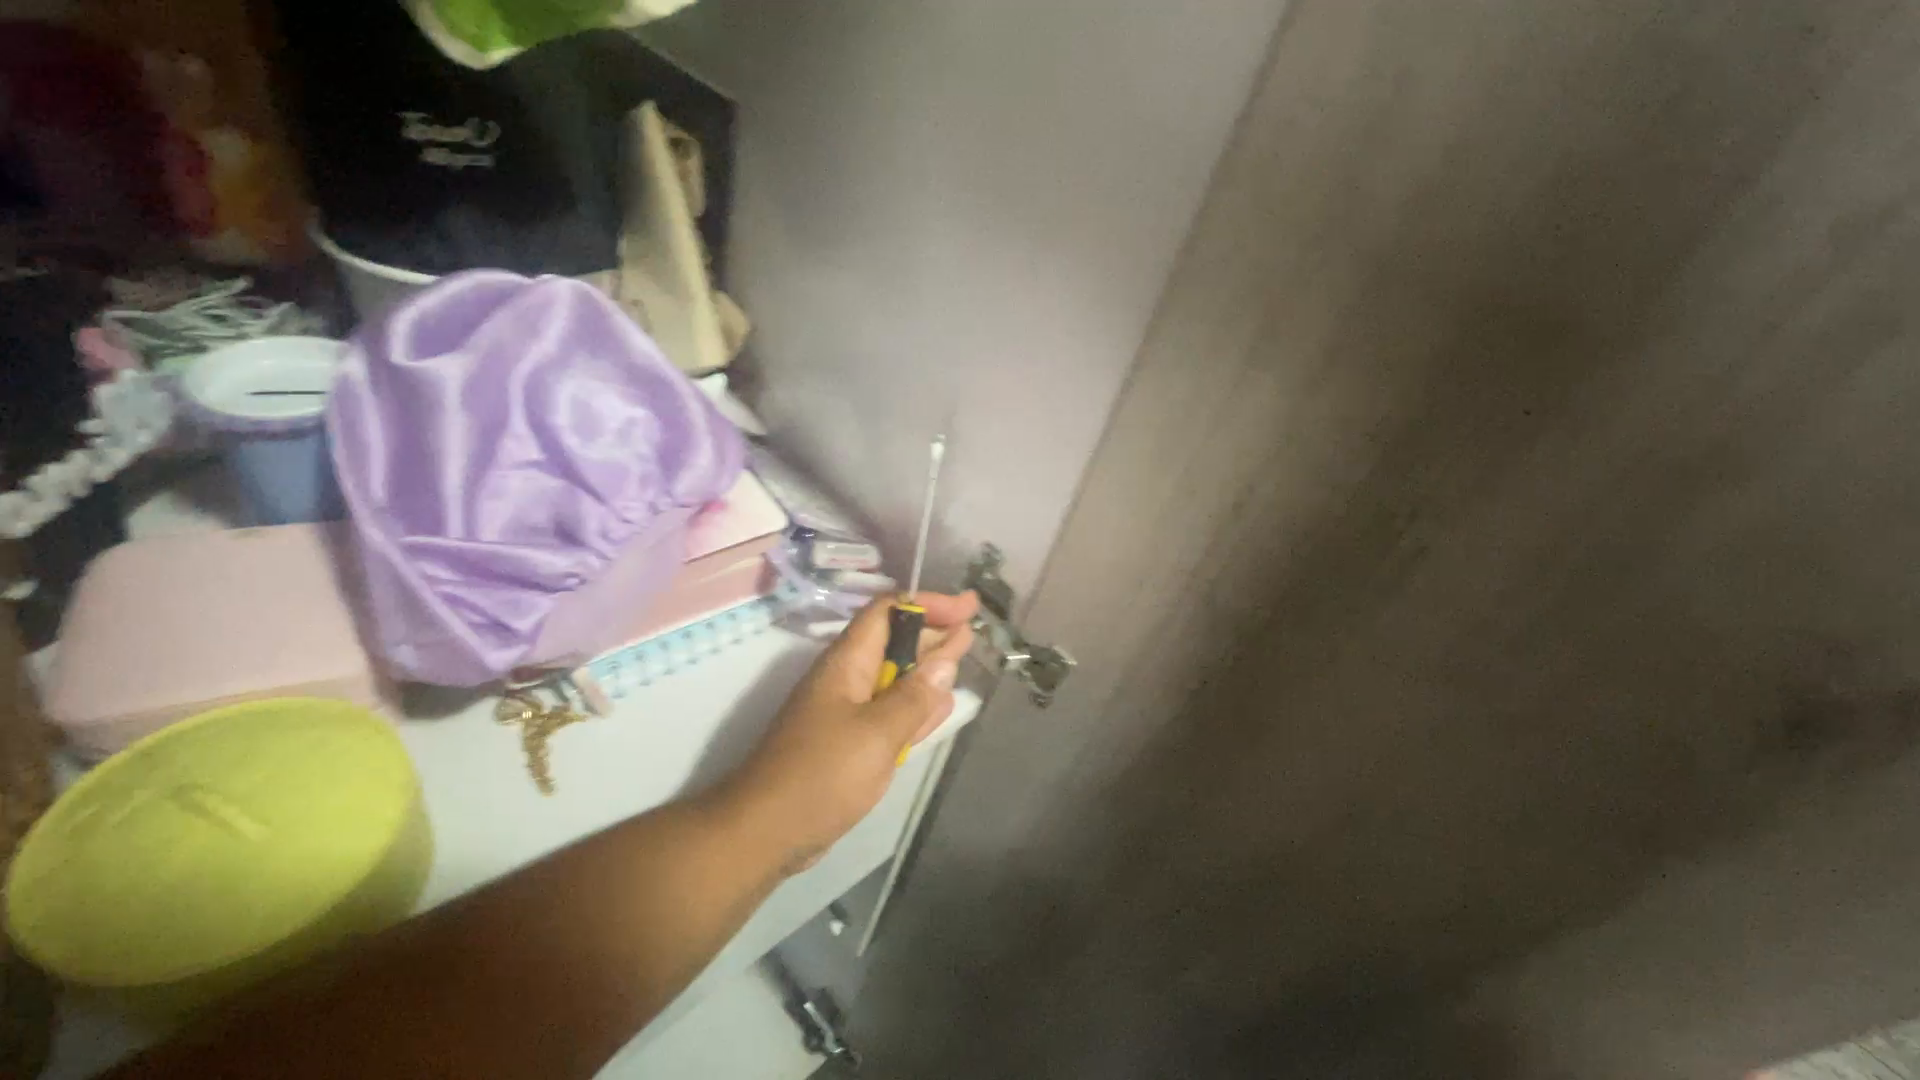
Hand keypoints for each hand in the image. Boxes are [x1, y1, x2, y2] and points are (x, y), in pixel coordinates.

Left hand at [719, 591, 978, 874]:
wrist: (766, 831)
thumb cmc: (821, 775)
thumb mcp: (877, 734)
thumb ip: (914, 698)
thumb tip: (944, 663)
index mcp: (846, 663)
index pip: (887, 612)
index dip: (927, 604)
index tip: (966, 608)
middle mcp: (846, 679)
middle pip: (893, 642)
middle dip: (933, 632)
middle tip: (972, 629)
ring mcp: (846, 712)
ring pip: (894, 678)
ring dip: (928, 667)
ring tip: (963, 655)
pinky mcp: (850, 743)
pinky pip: (890, 713)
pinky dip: (916, 705)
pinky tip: (940, 705)